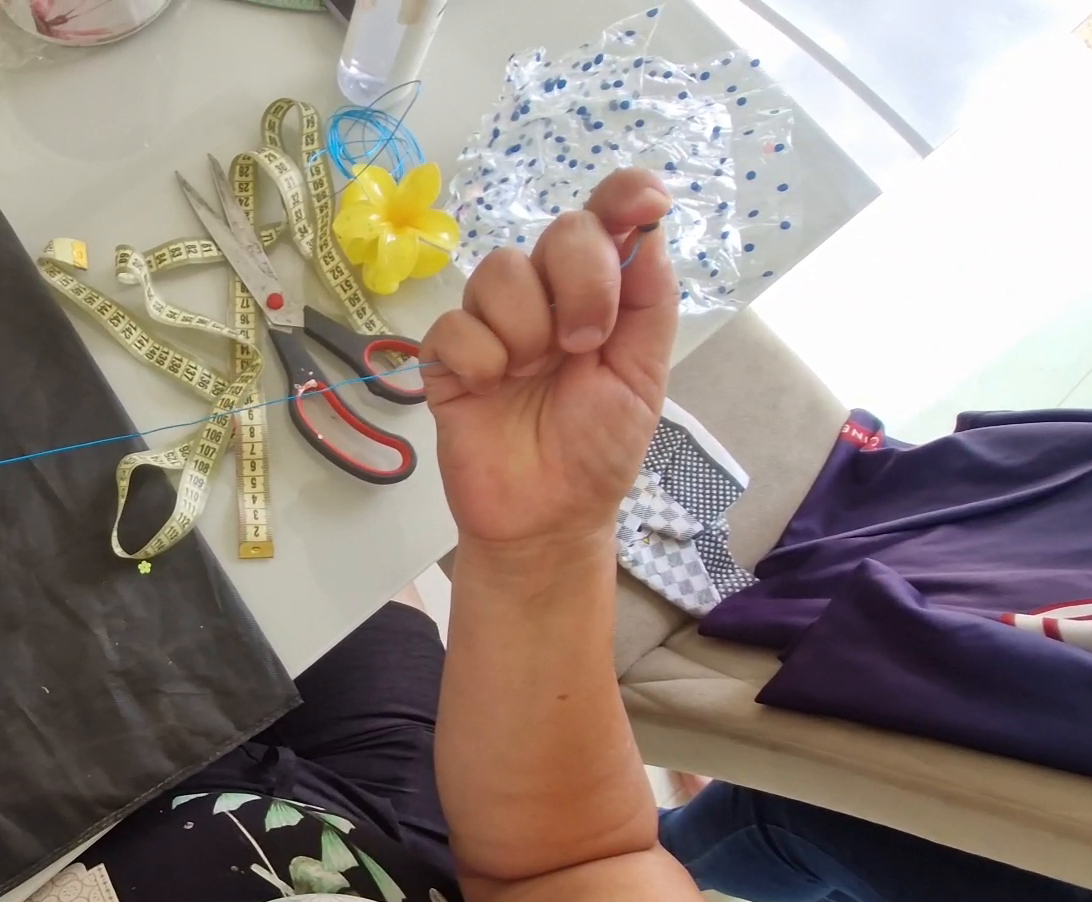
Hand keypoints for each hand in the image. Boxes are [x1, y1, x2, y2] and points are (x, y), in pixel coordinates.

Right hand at [421, 168, 675, 554]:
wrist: (543, 516)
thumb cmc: (597, 451)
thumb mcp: (642, 376)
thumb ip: (647, 301)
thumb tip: (645, 222)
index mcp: (597, 297)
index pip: (605, 216)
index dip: (622, 194)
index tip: (643, 207)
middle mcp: (543, 300)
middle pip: (555, 233)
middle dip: (581, 282)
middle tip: (583, 345)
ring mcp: (490, 328)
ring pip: (496, 273)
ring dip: (525, 328)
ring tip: (529, 377)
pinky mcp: (445, 361)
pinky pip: (452, 327)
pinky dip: (477, 359)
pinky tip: (488, 391)